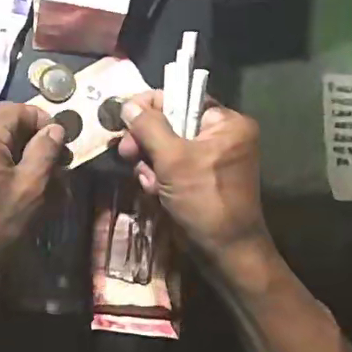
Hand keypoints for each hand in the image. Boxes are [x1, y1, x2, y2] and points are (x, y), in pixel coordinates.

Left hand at [0, 103, 66, 298]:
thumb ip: (44, 152)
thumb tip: (55, 128)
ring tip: (48, 179)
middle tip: (59, 162)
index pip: (14, 109)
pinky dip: (9, 166)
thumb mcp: (29, 188)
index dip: (40, 118)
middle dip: (35, 138)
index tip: (61, 141)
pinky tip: (27, 189)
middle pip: (5, 125)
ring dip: (24, 154)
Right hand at [116, 90, 271, 267]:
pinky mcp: (199, 179)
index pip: (182, 99)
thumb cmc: (205, 200)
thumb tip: (128, 105)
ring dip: (150, 164)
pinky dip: (158, 178)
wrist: (225, 252)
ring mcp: (210, 159)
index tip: (125, 120)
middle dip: (147, 142)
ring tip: (151, 183)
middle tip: (128, 153)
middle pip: (170, 123)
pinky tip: (156, 192)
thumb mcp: (173, 159)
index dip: (150, 107)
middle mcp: (221, 136)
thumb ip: (149, 127)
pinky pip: (170, 167)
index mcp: (227, 123)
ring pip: (165, 147)